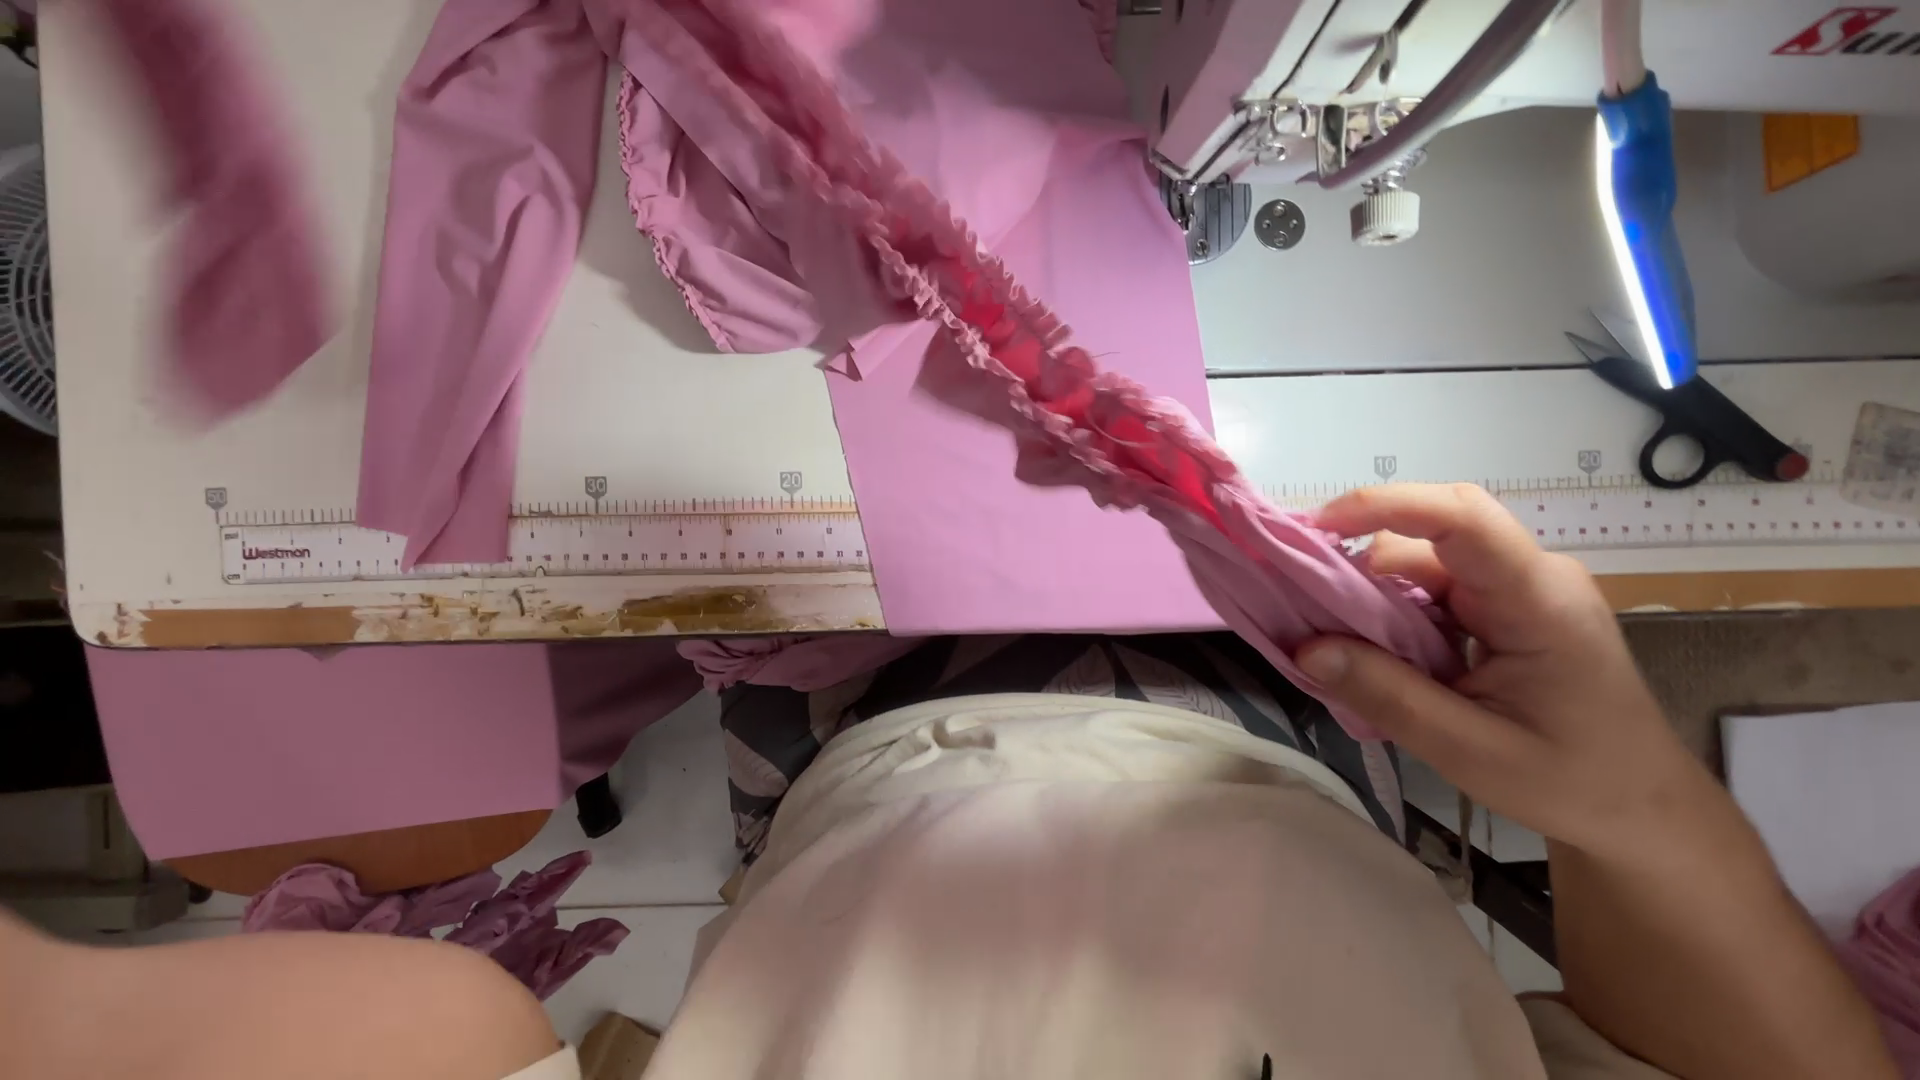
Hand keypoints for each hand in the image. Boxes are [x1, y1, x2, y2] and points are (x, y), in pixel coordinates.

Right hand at [1294, 484, 1724, 862]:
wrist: (1643, 810)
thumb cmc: (1573, 782)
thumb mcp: (1469, 751)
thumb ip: (1386, 695)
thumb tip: (1304, 649)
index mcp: (1538, 601)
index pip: (1463, 519)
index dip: (1387, 504)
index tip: (1319, 526)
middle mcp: (1529, 577)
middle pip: (1430, 535)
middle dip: (1361, 558)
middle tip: (1303, 597)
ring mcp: (1516, 590)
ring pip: (1423, 562)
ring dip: (1371, 592)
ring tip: (1330, 637)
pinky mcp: (1503, 609)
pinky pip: (1432, 589)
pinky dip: (1390, 611)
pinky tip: (1368, 649)